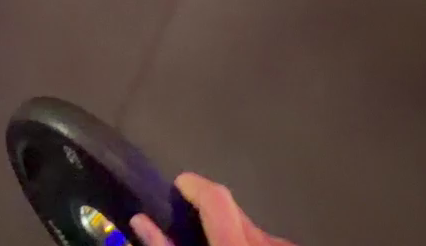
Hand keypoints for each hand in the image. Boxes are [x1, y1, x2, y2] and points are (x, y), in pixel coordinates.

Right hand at [130, 173, 295, 245]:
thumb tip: (140, 218)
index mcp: (235, 242)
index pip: (215, 194)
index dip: (193, 185)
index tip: (176, 187)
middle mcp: (264, 238)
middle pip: (231, 209)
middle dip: (210, 215)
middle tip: (192, 233)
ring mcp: (285, 244)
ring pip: (251, 227)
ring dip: (233, 232)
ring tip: (217, 245)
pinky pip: (267, 239)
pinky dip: (250, 241)